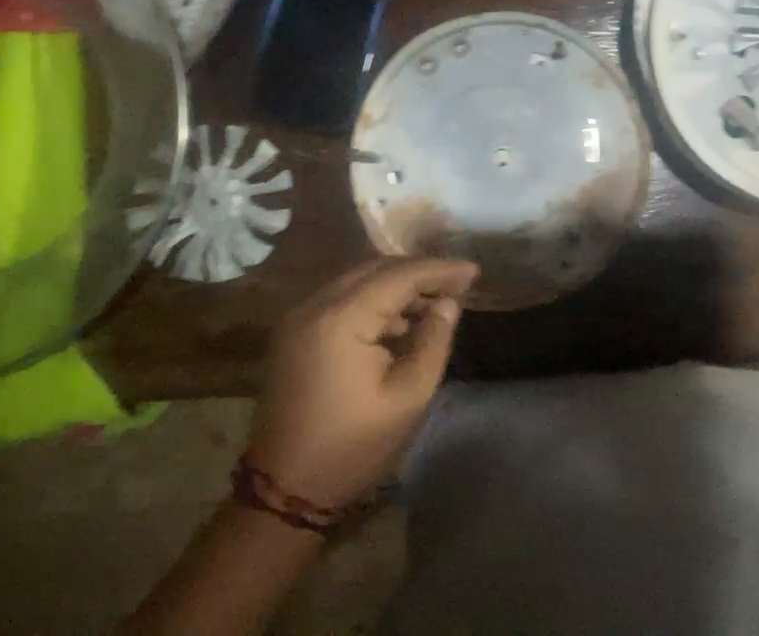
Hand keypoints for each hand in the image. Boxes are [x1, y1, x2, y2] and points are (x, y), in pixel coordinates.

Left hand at [247, 258, 478, 507]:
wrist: (284, 489)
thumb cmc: (352, 447)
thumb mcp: (408, 397)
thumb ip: (433, 342)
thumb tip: (448, 303)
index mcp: (339, 319)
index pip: (398, 276)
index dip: (439, 270)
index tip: (475, 271)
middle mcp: (314, 306)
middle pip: (374, 269)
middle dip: (418, 272)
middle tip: (459, 283)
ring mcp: (298, 318)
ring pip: (356, 282)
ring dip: (396, 287)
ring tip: (436, 302)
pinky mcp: (294, 334)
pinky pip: (340, 301)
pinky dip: (373, 302)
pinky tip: (401, 323)